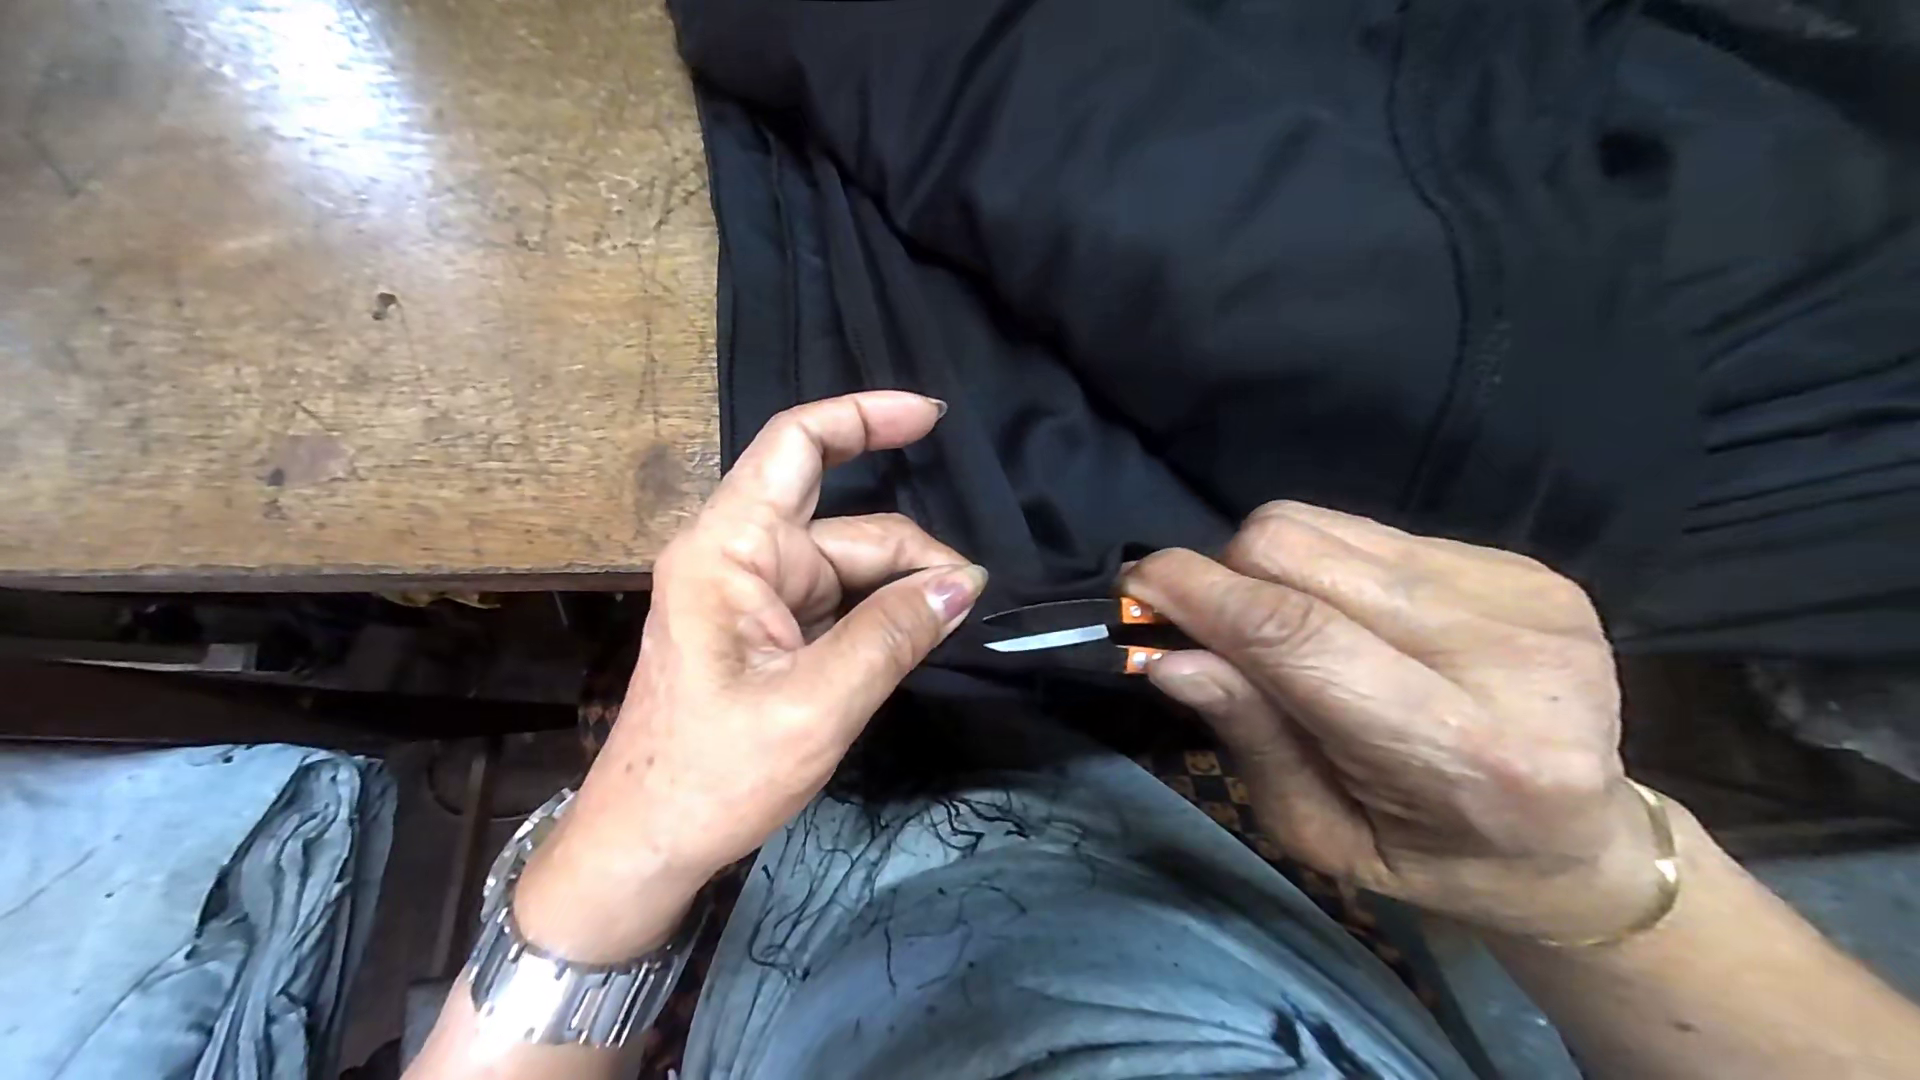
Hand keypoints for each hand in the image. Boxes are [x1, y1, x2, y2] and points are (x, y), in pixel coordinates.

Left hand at [516, 392, 986, 959]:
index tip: (930, 417)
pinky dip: (882, 614)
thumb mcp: (815, 705)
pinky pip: (842, 601)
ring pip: (852, 567)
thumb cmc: (712, 774)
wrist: (649, 842)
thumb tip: (963, 584)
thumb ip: (892, 635)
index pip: (796, 446)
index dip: (863, 416)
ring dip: (902, 592)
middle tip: (968, 598)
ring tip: (947, 626)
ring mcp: (758, 593)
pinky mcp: (771, 627)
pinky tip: (915, 635)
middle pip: (847, 524)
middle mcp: (743, 556)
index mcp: (729, 550)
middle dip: (912, 554)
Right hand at [1123, 501, 1664, 942]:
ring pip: (1315, 525)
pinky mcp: (1517, 561)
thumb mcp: (1316, 829)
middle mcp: (1505, 652)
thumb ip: (1247, 733)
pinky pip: (1356, 528)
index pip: (1296, 635)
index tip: (1132, 587)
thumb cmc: (1429, 855)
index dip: (1199, 596)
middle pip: (1295, 552)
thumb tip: (1166, 657)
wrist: (1583, 842)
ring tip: (1282, 624)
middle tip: (1210, 626)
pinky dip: (1314, 563)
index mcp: (1462, 753)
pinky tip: (1341, 612)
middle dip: (1222, 577)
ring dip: (1263, 566)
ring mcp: (1518, 593)